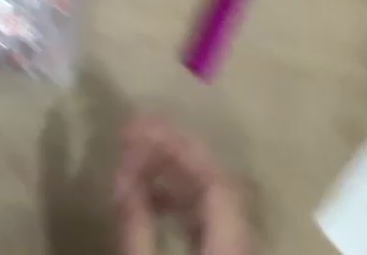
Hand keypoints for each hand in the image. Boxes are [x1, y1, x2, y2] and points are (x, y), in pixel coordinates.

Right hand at [114, 117, 250, 254]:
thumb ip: (135, 226)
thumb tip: (125, 175)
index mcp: (229, 252)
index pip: (217, 185)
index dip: (178, 147)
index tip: (136, 124)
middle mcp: (242, 249)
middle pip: (217, 188)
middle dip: (170, 154)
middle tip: (127, 134)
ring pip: (211, 202)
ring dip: (169, 174)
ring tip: (128, 163)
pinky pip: (206, 221)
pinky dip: (175, 199)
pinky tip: (146, 196)